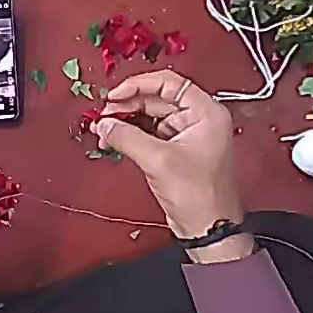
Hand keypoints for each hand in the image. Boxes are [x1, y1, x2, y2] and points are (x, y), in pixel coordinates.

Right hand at [95, 70, 255, 262]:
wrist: (208, 230)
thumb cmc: (198, 195)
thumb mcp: (159, 160)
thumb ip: (127, 137)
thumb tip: (103, 124)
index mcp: (206, 112)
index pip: (169, 83)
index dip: (139, 85)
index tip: (115, 95)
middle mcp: (198, 118)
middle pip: (157, 99)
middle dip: (127, 105)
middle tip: (103, 115)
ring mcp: (187, 134)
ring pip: (150, 116)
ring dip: (125, 120)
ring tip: (103, 129)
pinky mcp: (176, 150)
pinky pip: (149, 133)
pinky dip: (131, 135)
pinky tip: (112, 139)